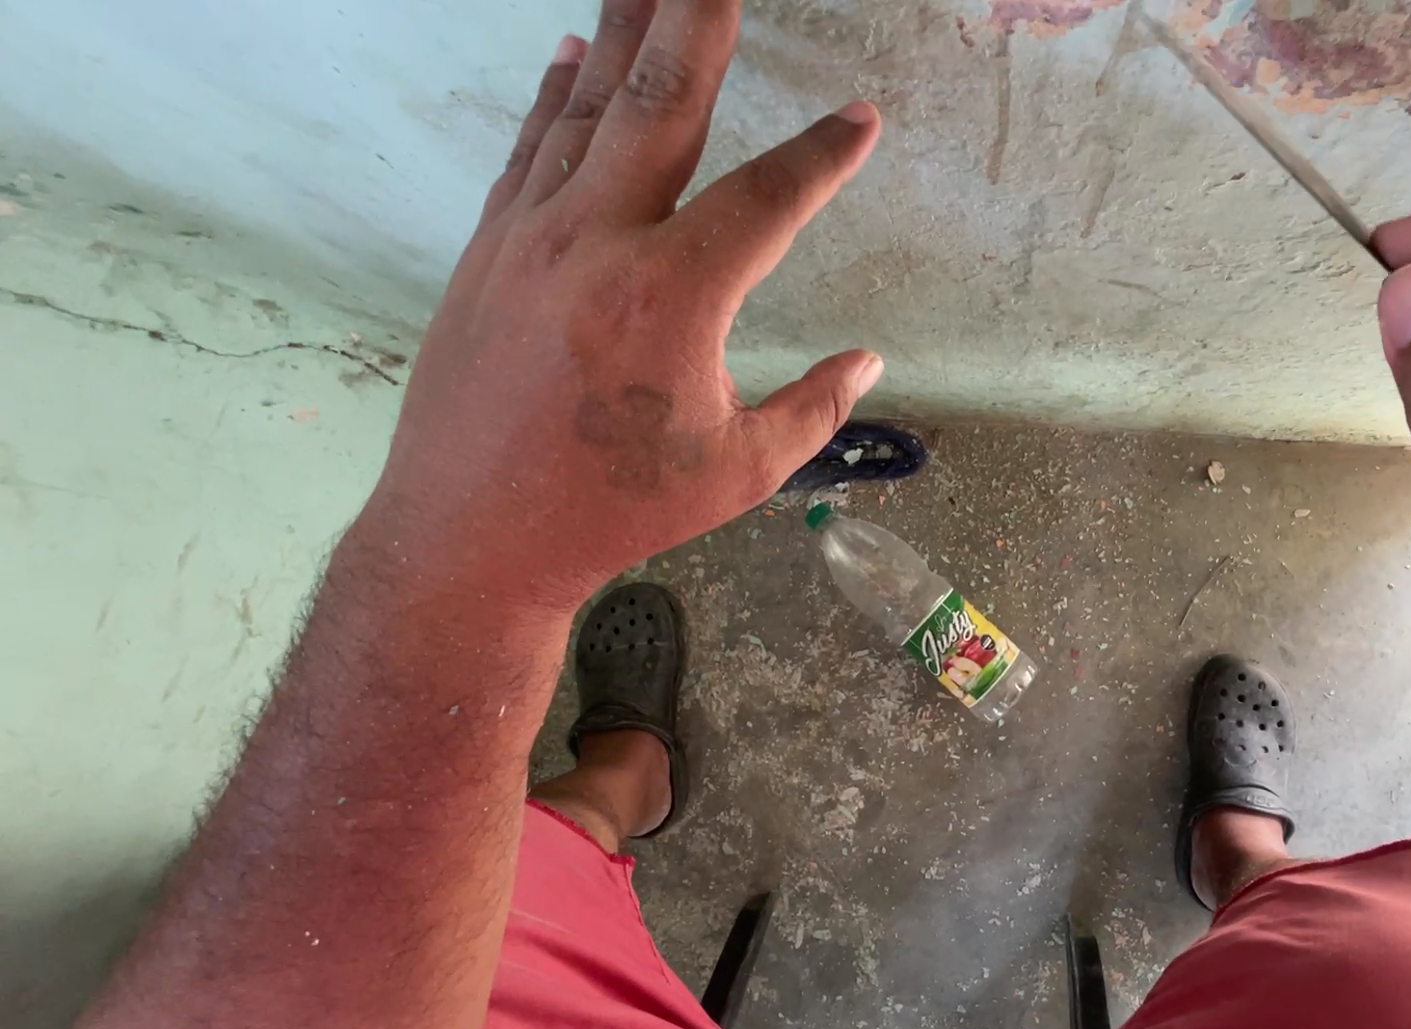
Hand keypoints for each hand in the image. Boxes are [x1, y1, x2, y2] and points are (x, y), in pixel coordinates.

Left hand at [362, 0, 882, 614]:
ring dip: (627, 31)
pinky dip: (556, 94)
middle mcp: (600, 241)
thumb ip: (816, 409)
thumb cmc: (621, 508)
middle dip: (701, 22)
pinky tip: (570, 53)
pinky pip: (530, 148)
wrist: (476, 532)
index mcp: (675, 296)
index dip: (823, 157)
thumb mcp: (743, 472)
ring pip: (588, 107)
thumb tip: (870, 362)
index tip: (861, 119)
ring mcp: (533, 236)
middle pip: (663, 102)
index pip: (769, 200)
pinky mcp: (490, 250)